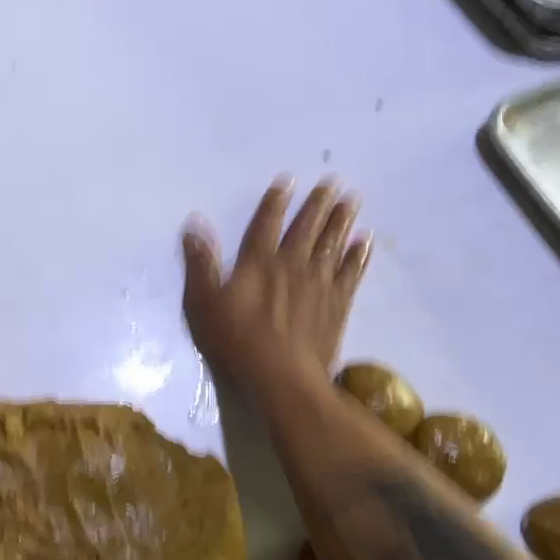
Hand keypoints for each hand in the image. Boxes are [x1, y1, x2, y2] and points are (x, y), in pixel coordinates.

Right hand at [182, 178, 372, 391]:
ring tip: (352, 200)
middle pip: (307, 228)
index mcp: (257, 263)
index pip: (266, 224)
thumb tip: (194, 224)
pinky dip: (358, 256)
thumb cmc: (235, 342)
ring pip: (333, 245)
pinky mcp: (336, 306)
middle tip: (334, 181)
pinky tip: (365, 242)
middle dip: (318, 204)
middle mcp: (291, 265)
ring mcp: (318, 285)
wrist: (282, 379)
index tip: (288, 180)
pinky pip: (351, 273)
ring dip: (342, 221)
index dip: (276, 201)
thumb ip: (200, 264)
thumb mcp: (202, 304)